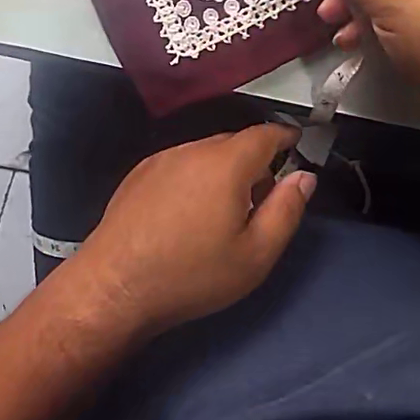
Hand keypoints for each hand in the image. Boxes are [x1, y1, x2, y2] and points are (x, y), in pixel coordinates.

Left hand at [61, 124, 313, 337]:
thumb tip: (304, 177)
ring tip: (224, 213)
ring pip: (206, 153)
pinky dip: (196, 176)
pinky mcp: (140, 173)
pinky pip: (181, 163)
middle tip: (263, 199)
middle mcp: (193, 150)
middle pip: (235, 142)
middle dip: (255, 161)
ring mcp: (162, 158)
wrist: (116, 284)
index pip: (265, 134)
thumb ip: (286, 210)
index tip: (297, 146)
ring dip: (224, 170)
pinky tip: (188, 214)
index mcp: (226, 163)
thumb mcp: (255, 254)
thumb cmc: (192, 273)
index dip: (286, 137)